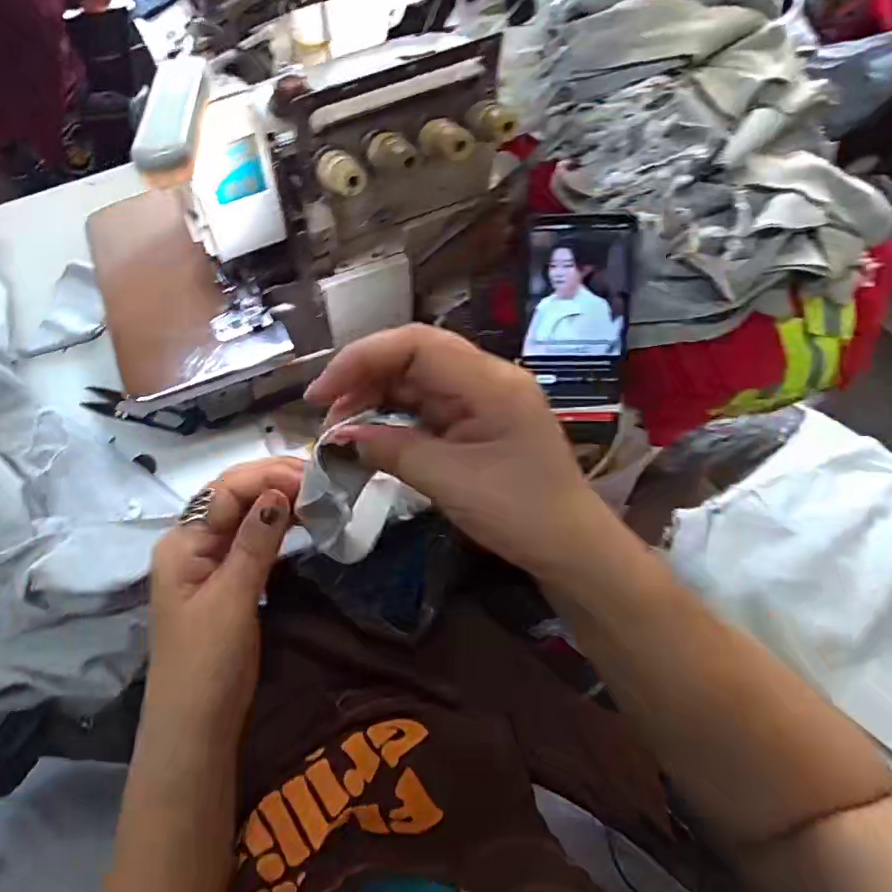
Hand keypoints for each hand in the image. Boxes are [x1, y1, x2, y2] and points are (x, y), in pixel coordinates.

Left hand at [146, 457, 302, 741]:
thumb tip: (277, 491)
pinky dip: (274, 530)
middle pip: (230, 498)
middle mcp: (189, 544)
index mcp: (181, 542)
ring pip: (241, 518)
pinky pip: (248, 543)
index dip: (266, 477)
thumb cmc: (207, 665)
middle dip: (272, 482)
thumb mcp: (232, 599)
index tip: (312, 478)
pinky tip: (299, 524)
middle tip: (321, 482)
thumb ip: (253, 543)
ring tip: (317, 497)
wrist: (194, 730)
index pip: (224, 490)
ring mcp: (205, 564)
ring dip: (276, 502)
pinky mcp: (223, 584)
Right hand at [304, 325, 617, 576]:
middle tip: (323, 412)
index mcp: (489, 382)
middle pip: (409, 354)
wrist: (571, 547)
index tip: (320, 393)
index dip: (359, 359)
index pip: (414, 344)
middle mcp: (484, 378)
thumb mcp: (448, 481)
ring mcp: (479, 396)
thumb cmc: (519, 512)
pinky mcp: (472, 417)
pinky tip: (365, 430)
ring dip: (370, 395)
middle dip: (360, 376)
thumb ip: (390, 449)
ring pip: (411, 377)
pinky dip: (388, 414)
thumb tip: (340, 435)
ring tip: (338, 425)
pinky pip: (421, 402)